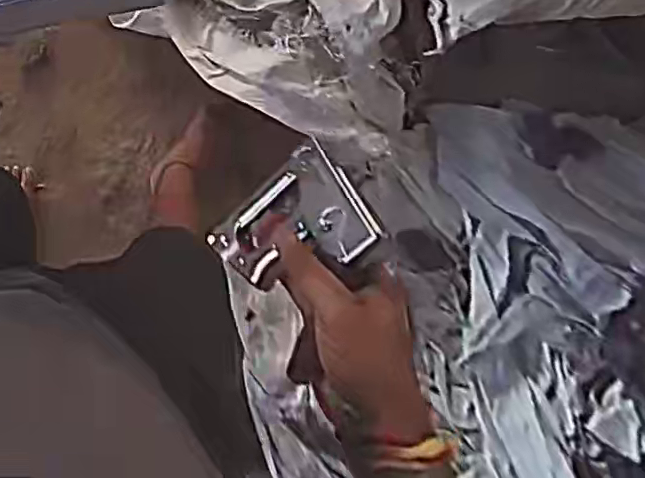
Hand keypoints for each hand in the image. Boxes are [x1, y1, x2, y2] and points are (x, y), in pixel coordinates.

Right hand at [273, 225, 432, 441]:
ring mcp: (345, 313)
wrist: (371, 423)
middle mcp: (363, 293)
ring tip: (268, 274)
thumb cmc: (371, 369)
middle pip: (318, 258)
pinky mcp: (327, 332)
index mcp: (379, 281)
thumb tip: (279, 231)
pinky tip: (280, 305)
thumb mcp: (334, 308)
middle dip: (291, 256)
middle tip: (265, 245)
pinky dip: (287, 303)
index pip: (338, 239)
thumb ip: (305, 267)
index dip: (308, 228)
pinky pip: (301, 304)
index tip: (278, 220)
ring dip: (286, 280)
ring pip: (307, 282)